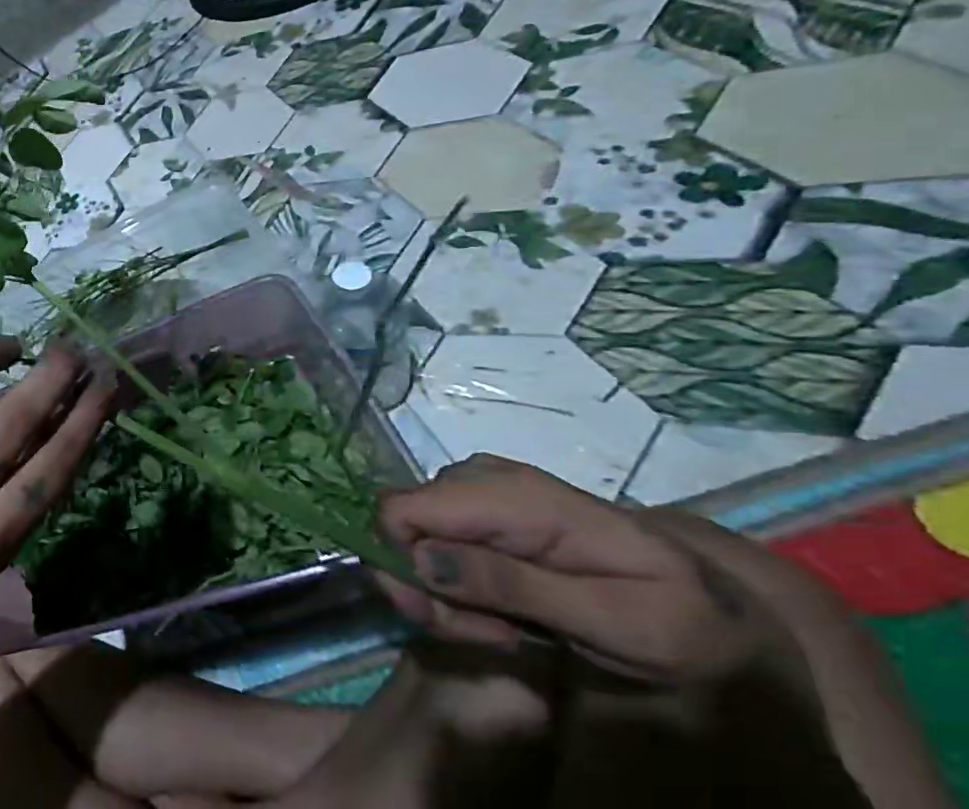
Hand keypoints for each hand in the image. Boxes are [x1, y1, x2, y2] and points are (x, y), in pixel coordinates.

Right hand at [373, 455, 786, 684]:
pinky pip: (429, 540)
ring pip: (410, 537)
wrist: (712, 604)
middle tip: (485, 632)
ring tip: (500, 628)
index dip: (402, 566)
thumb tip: (419, 559)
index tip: (447, 615)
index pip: (400, 510)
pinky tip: (496, 611)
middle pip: (400, 527)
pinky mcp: (475, 508)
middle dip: (424, 587)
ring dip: (438, 593)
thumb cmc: (677, 618)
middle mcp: (479, 478)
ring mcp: (476, 489)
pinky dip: (449, 585)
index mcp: (512, 496)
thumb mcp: (615, 621)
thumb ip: (515, 585)